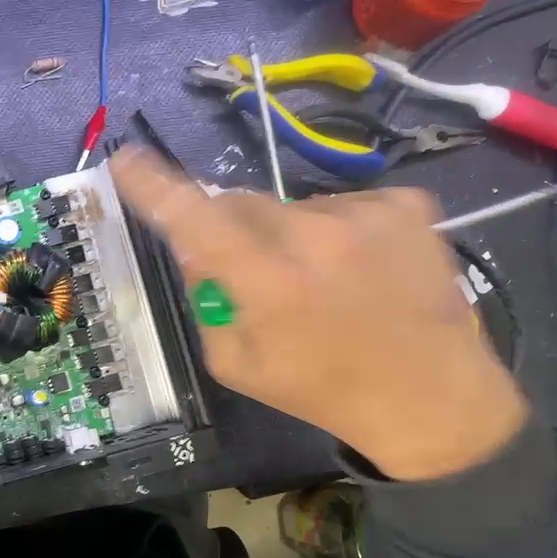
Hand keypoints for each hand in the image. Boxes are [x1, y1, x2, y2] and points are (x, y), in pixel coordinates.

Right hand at [111, 146, 527, 480]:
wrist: (430, 397)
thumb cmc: (319, 388)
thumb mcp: (235, 362)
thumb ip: (206, 300)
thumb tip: (195, 251)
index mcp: (267, 282)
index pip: (195, 220)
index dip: (155, 188)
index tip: (126, 160)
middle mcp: (314, 236)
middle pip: (238, 202)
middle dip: (227, 229)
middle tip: (246, 270)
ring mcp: (366, 215)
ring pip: (291, 206)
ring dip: (286, 233)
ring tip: (318, 281)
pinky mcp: (407, 207)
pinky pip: (342, 205)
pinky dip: (335, 230)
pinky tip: (356, 267)